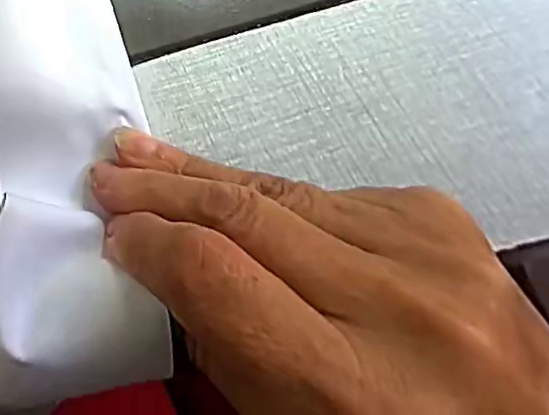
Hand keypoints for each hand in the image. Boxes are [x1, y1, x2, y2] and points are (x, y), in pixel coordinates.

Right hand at [91, 130, 548, 413]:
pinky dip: (267, 189)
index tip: (114, 230)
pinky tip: (230, 184)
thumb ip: (233, 364)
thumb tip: (172, 276)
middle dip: (164, 188)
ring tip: (149, 157)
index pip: (220, 274)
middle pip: (245, 212)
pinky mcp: (438, 213)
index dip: (153, 241)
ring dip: (204, 173)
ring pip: (279, 187)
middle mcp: (402, 308)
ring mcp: (429, 248)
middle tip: (110, 172)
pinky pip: (322, 192)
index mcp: (363, 392)